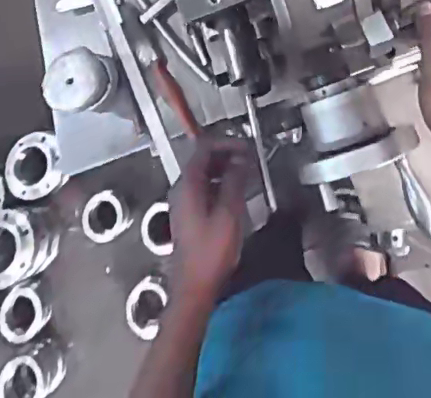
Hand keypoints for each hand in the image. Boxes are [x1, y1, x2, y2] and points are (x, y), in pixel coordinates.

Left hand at [167, 138, 250, 301]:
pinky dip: (219, 183)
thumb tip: (241, 158)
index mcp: (188, 184)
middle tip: (249, 158)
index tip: (246, 147)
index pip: (204, 148)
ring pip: (203, 174)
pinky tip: (234, 193)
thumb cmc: (211, 251)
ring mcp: (182, 202)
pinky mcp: (187, 215)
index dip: (226, 143)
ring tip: (246, 173)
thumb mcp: (228, 213)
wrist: (193, 288)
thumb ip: (234, 181)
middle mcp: (181, 188)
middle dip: (226, 154)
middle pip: (202, 159)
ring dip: (224, 169)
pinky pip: (203, 188)